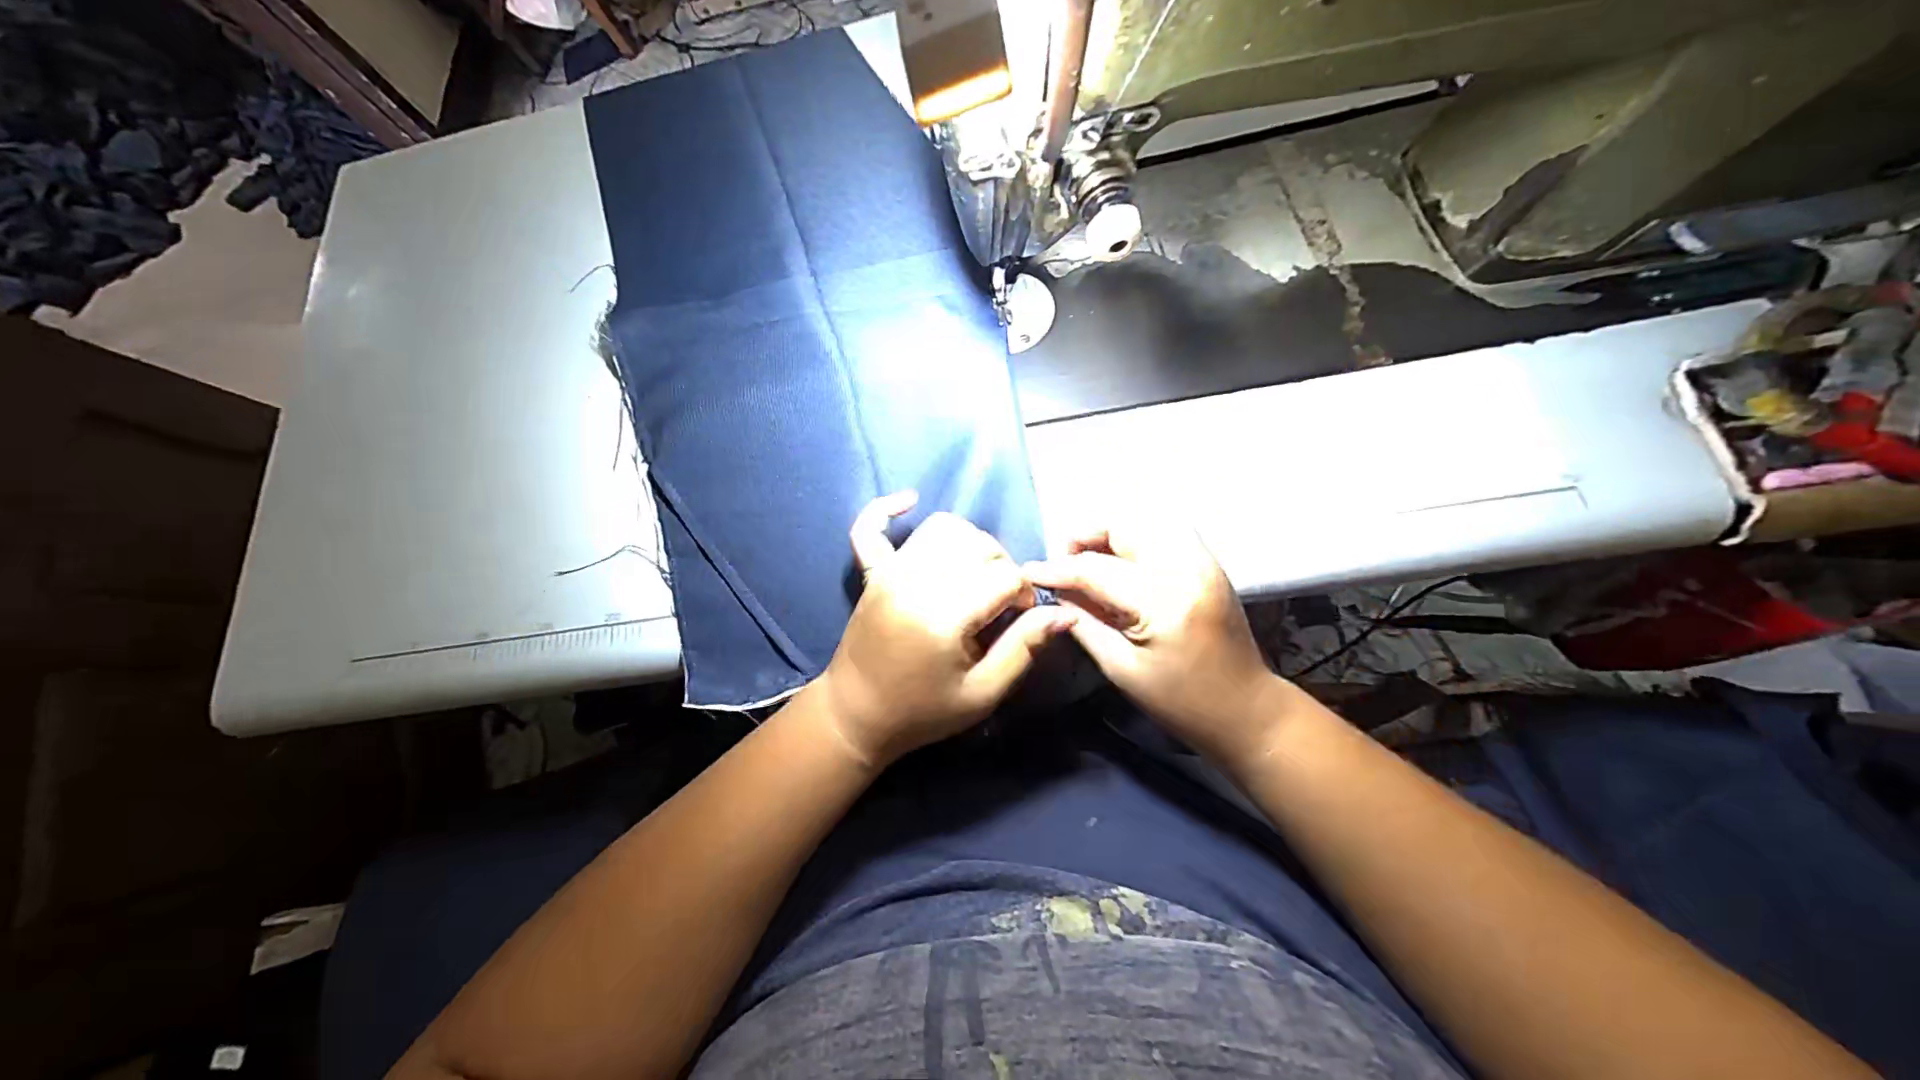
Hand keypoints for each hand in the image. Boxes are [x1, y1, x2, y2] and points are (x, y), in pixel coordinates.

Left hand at [816, 492, 1075, 767]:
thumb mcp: (982, 693)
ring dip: (969, 542)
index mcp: (943, 617)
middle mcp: (914, 582)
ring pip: (942, 528)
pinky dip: (887, 509)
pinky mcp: (871, 573)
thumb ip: (1023, 648)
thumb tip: (1064, 613)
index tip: (1021, 618)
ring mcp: (888, 573)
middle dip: (1002, 567)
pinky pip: (870, 528)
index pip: (1004, 576)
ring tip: (975, 574)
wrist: (857, 717)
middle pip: (978, 545)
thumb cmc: (923, 712)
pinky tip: (910, 501)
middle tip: (1000, 603)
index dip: (1025, 594)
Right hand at [1023, 520, 1299, 766]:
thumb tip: (1057, 593)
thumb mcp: (1122, 669)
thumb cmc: (1181, 703)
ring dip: (1110, 536)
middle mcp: (1186, 568)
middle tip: (1064, 567)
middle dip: (1084, 538)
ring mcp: (1203, 561)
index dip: (1057, 570)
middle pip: (1123, 526)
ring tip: (1090, 563)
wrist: (1246, 711)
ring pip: (1144, 521)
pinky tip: (1121, 565)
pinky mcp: (1210, 563)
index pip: (1096, 569)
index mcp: (1163, 602)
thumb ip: (1084, 623)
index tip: (1028, 573)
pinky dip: (1136, 540)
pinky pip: (1164, 532)